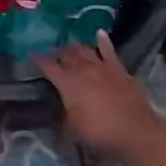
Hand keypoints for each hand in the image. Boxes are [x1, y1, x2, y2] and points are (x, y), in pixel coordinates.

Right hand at [38, 33, 165, 159]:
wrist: (135, 132)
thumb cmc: (99, 132)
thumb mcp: (72, 128)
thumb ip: (61, 115)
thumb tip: (56, 110)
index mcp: (67, 82)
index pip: (47, 66)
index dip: (37, 60)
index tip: (30, 55)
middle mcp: (82, 69)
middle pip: (66, 54)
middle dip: (57, 53)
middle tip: (52, 55)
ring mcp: (101, 67)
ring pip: (84, 50)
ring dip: (75, 47)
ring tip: (69, 46)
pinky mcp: (119, 69)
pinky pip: (109, 51)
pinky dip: (103, 41)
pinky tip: (99, 33)